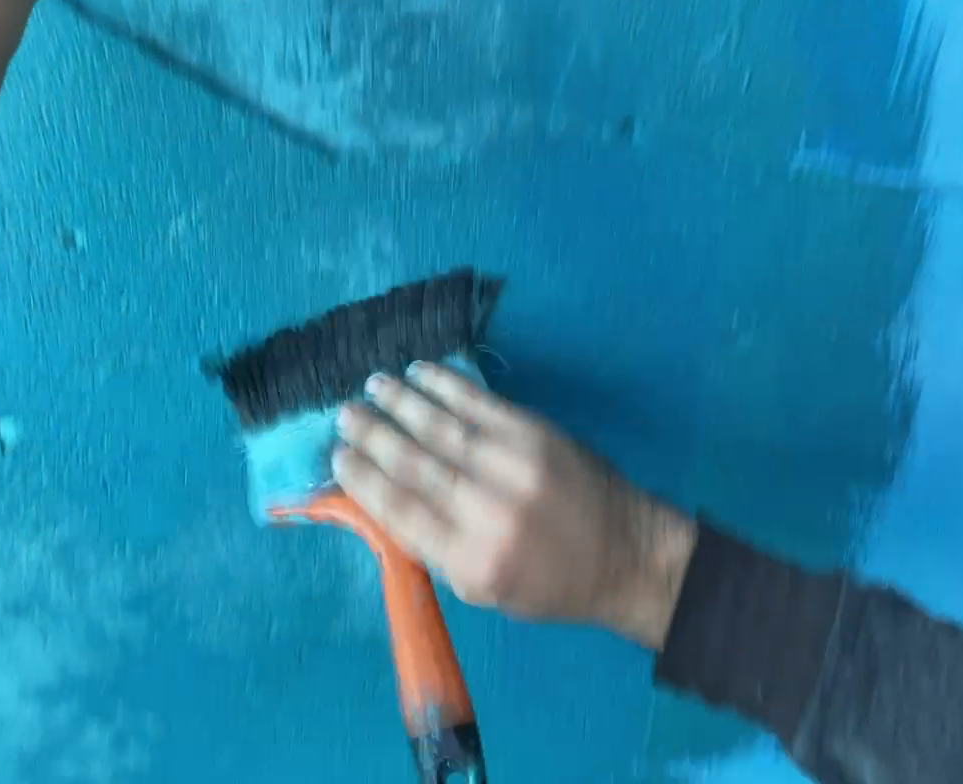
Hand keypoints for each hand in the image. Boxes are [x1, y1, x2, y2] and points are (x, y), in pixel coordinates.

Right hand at [334, 362, 697, 649]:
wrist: (624, 553)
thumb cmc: (548, 583)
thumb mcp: (483, 590)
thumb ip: (431, 546)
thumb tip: (379, 497)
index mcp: (470, 560)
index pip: (399, 510)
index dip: (363, 479)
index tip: (338, 456)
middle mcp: (487, 511)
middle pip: (413, 464)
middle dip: (372, 435)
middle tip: (345, 414)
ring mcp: (512, 464)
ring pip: (440, 426)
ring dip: (399, 402)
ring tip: (371, 386)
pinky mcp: (533, 432)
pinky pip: (477, 401)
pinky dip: (444, 384)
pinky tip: (420, 372)